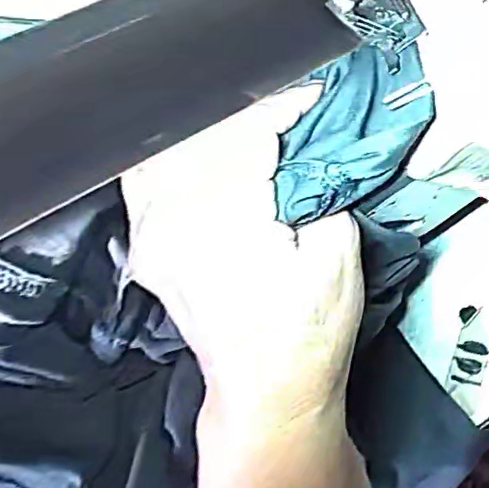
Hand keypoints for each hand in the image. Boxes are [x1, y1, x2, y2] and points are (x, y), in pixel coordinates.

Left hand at [124, 85, 362, 430]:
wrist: (269, 391)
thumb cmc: (309, 331)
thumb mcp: (338, 254)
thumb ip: (321, 192)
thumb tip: (312, 154)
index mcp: (221, 227)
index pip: (244, 139)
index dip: (283, 109)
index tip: (315, 97)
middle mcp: (172, 228)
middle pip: (202, 138)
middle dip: (252, 110)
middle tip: (293, 102)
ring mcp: (152, 239)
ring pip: (169, 153)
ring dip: (214, 127)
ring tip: (257, 116)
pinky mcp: (151, 248)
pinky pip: (150, 178)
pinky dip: (181, 152)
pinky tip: (206, 144)